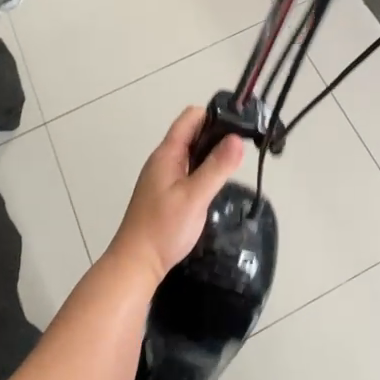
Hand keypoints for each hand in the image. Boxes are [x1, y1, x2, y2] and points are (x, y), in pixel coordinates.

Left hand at [102, 107, 243, 289]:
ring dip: (211, 154)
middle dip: (217, 136)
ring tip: (234, 165)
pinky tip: (215, 185)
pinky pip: (189, 170)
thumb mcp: (194, 197)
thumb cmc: (163, 228)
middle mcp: (164, 159)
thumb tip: (237, 139)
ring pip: (192, 153)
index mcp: (168, 153)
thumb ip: (216, 168)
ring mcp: (164, 176)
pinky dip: (204, 170)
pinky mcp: (166, 192)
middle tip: (242, 150)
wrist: (137, 263)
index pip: (191, 118)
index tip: (238, 127)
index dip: (215, 116)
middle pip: (192, 133)